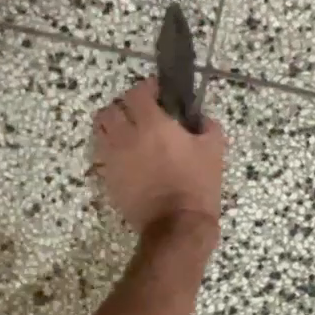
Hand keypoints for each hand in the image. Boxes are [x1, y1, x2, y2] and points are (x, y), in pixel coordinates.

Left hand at [91, 77, 226, 234]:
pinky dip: (109, 149)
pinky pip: (100, 155)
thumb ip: (207, 126)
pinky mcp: (108, 178)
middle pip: (110, 109)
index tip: (158, 93)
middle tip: (139, 113)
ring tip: (127, 133)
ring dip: (112, 126)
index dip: (147, 88)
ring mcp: (113, 158)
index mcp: (153, 125)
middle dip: (124, 106)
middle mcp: (127, 136)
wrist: (177, 225)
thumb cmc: (197, 185)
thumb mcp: (214, 150)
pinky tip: (126, 156)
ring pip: (99, 130)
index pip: (137, 93)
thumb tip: (201, 119)